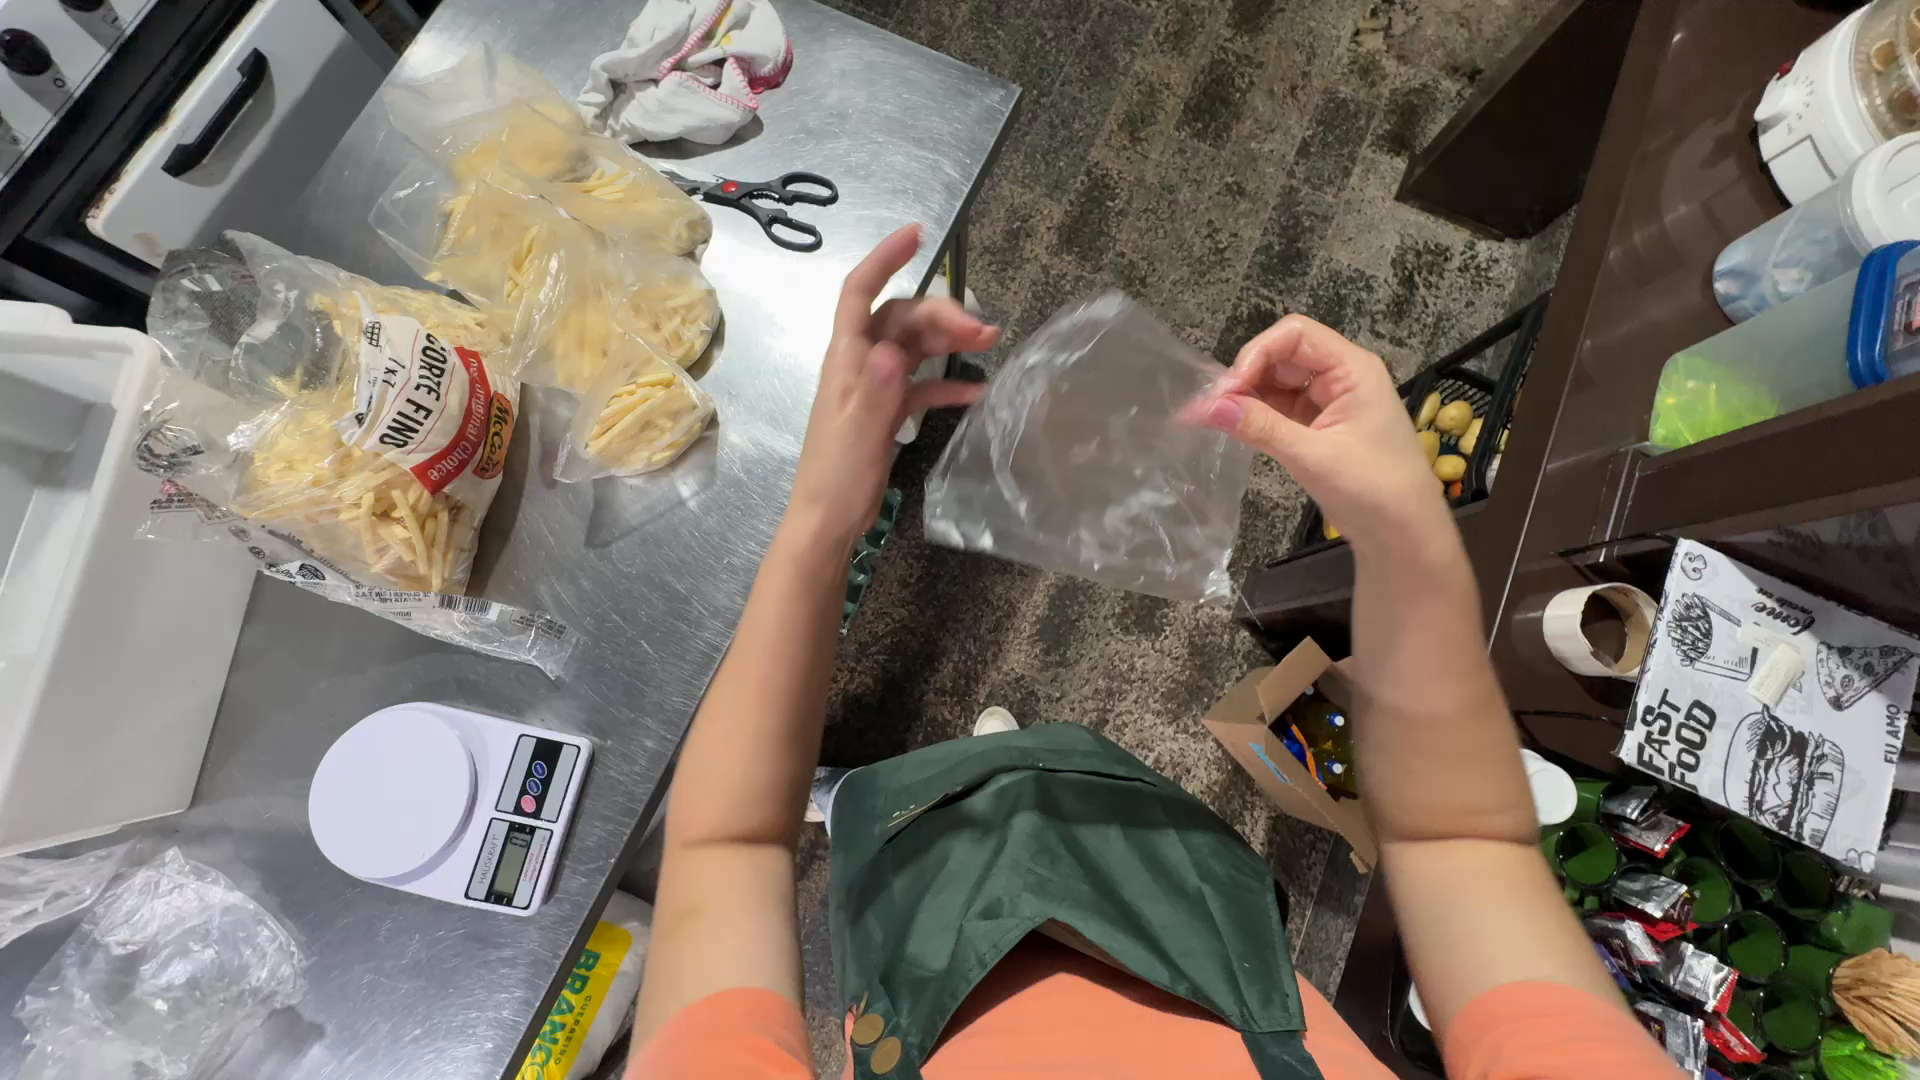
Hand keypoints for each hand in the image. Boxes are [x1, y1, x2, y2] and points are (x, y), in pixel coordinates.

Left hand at [786, 224, 997, 547]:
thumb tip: (892, 350)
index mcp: (845, 359)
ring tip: (990, 345)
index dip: (884, 260)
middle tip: (985, 330)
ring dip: (950, 342)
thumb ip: (874, 391)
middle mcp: (860, 364)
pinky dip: (947, 383)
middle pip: (901, 319)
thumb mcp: (857, 434)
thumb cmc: (836, 477)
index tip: (918, 236)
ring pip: (915, 347)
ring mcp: (875, 387)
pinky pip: (922, 385)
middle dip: (942, 314)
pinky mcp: (888, 412)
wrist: (829, 521)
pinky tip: (976, 391)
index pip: (860, 293)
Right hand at [1197, 315, 1444, 544]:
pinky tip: (1232, 426)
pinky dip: (1254, 414)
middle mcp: (1339, 376)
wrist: (1401, 532)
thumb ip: (1259, 427)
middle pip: (1281, 355)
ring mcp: (1327, 400)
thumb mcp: (1312, 456)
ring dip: (1245, 396)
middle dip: (1245, 376)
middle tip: (1212, 409)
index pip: (1295, 335)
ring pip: (1275, 381)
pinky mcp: (1315, 424)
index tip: (1227, 391)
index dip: (1256, 354)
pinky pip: (1278, 407)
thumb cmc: (1371, 487)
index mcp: (1351, 369)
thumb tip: (1207, 408)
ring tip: (1213, 419)